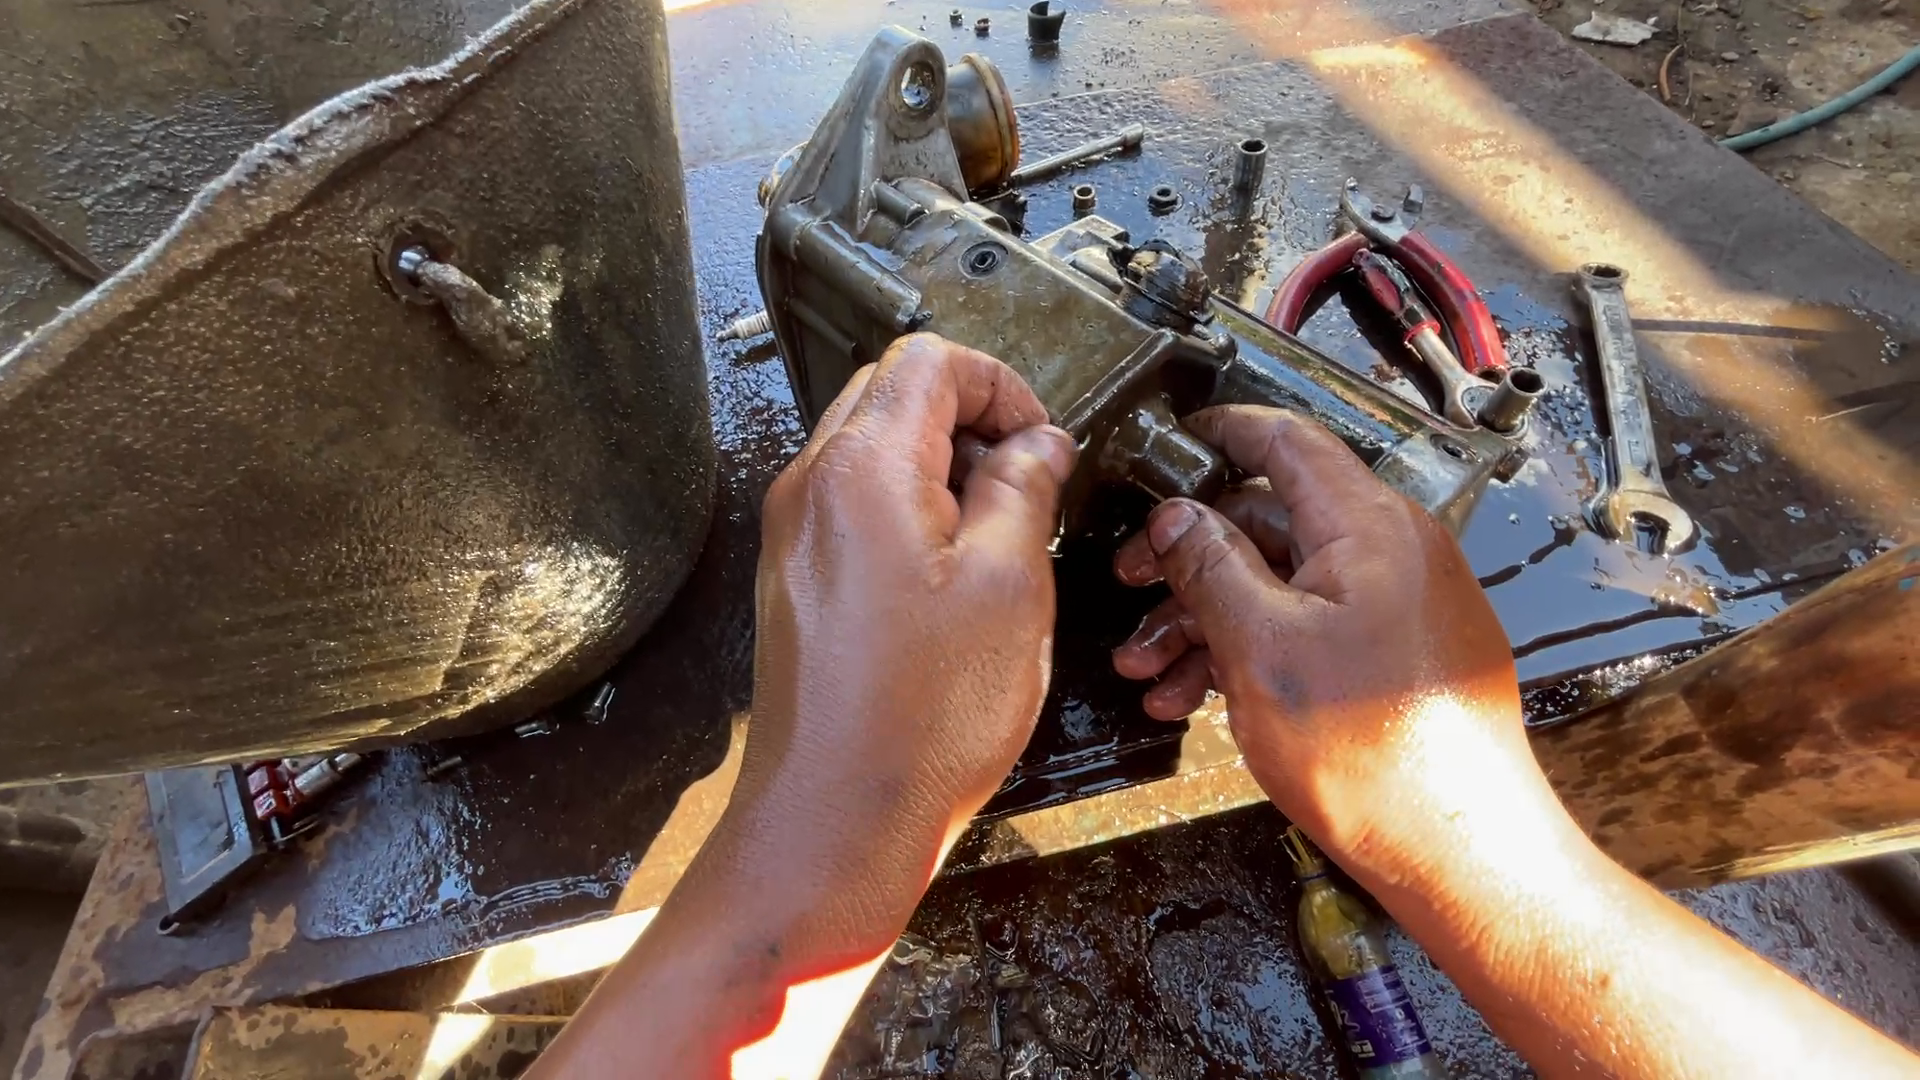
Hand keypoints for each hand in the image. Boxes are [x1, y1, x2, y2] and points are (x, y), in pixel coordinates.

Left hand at [725, 333, 1074, 901]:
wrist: (834, 819)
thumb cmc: (919, 718)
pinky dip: (912, 510)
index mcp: (864, 469)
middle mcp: (813, 487)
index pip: (930, 361)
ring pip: (877, 450)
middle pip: (896, 396)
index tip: (1038, 439)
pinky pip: (858, 504)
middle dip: (973, 423)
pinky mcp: (800, 574)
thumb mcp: (1008, 584)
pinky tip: (951, 574)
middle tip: (1024, 486)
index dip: (1000, 385)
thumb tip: (1039, 443)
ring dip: (945, 470)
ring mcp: (797, 532)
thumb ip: (1024, 488)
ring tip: (994, 538)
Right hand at [1110, 405, 1546, 886]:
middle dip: (1186, 555)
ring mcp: (1382, 604)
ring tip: (1142, 665)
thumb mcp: (1260, 644)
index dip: (1225, 431)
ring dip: (1199, 617)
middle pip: (1263, 522)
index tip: (1175, 438)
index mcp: (1367, 528)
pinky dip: (1238, 649)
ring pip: (1269, 582)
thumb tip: (1174, 515)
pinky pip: (1295, 625)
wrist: (1456, 856)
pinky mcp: (1377, 650)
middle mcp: (1383, 553)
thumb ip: (1210, 565)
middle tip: (1130, 580)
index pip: (1288, 443)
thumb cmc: (1368, 750)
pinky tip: (1184, 694)